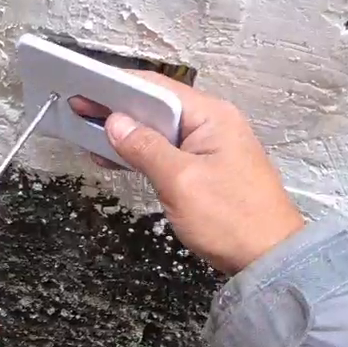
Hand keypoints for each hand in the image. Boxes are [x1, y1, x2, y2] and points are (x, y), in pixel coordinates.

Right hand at [73, 75, 305, 274]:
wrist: (269, 259)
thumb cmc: (233, 221)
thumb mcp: (180, 181)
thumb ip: (145, 148)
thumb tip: (115, 123)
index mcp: (211, 116)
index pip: (156, 88)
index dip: (116, 87)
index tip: (84, 91)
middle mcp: (212, 124)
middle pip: (156, 106)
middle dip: (117, 109)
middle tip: (78, 112)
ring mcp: (210, 147)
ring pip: (159, 130)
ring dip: (127, 134)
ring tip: (89, 135)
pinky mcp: (206, 168)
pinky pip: (167, 151)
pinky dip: (141, 153)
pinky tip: (116, 157)